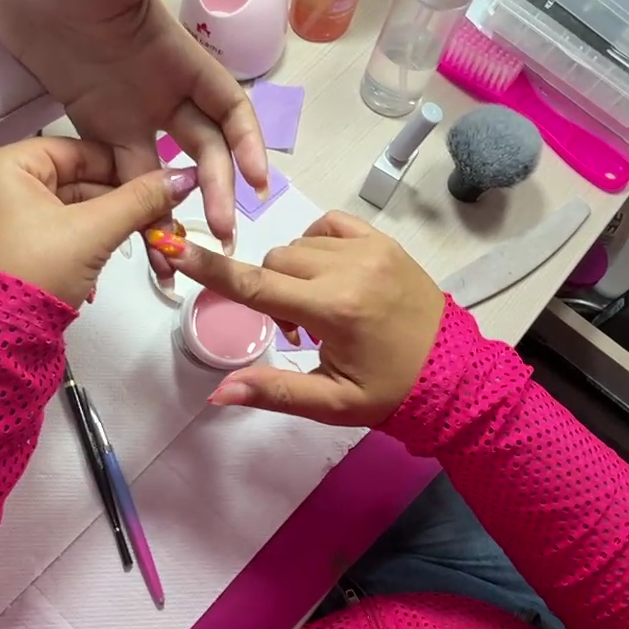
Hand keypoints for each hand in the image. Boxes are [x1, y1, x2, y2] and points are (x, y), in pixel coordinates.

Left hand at [0, 0, 267, 255]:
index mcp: (180, 59)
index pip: (228, 109)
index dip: (249, 145)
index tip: (259, 184)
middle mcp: (164, 92)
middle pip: (203, 151)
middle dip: (217, 192)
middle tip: (223, 236)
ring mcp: (132, 115)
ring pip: (165, 173)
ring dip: (177, 212)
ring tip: (182, 259)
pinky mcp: (99, 130)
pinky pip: (123, 178)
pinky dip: (134, 210)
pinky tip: (142, 242)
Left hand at [0, 137, 197, 306]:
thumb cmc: (39, 270)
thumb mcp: (95, 232)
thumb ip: (141, 200)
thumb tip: (185, 177)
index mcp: (7, 164)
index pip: (80, 151)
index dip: (124, 168)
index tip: (158, 188)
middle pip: (75, 180)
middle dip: (117, 204)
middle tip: (154, 221)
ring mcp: (0, 216)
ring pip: (69, 208)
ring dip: (104, 227)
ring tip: (135, 243)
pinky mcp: (7, 245)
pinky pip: (54, 230)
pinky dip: (81, 242)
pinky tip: (101, 263)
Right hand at [154, 212, 444, 425]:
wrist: (453, 375)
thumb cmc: (388, 393)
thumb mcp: (331, 404)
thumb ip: (274, 392)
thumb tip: (219, 393)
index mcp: (335, 311)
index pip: (256, 286)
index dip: (211, 269)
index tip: (174, 246)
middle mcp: (349, 270)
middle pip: (274, 262)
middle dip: (270, 292)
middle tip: (298, 330)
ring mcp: (370, 249)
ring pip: (298, 245)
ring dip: (293, 274)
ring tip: (320, 309)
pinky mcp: (383, 242)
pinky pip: (329, 224)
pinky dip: (315, 244)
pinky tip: (327, 274)